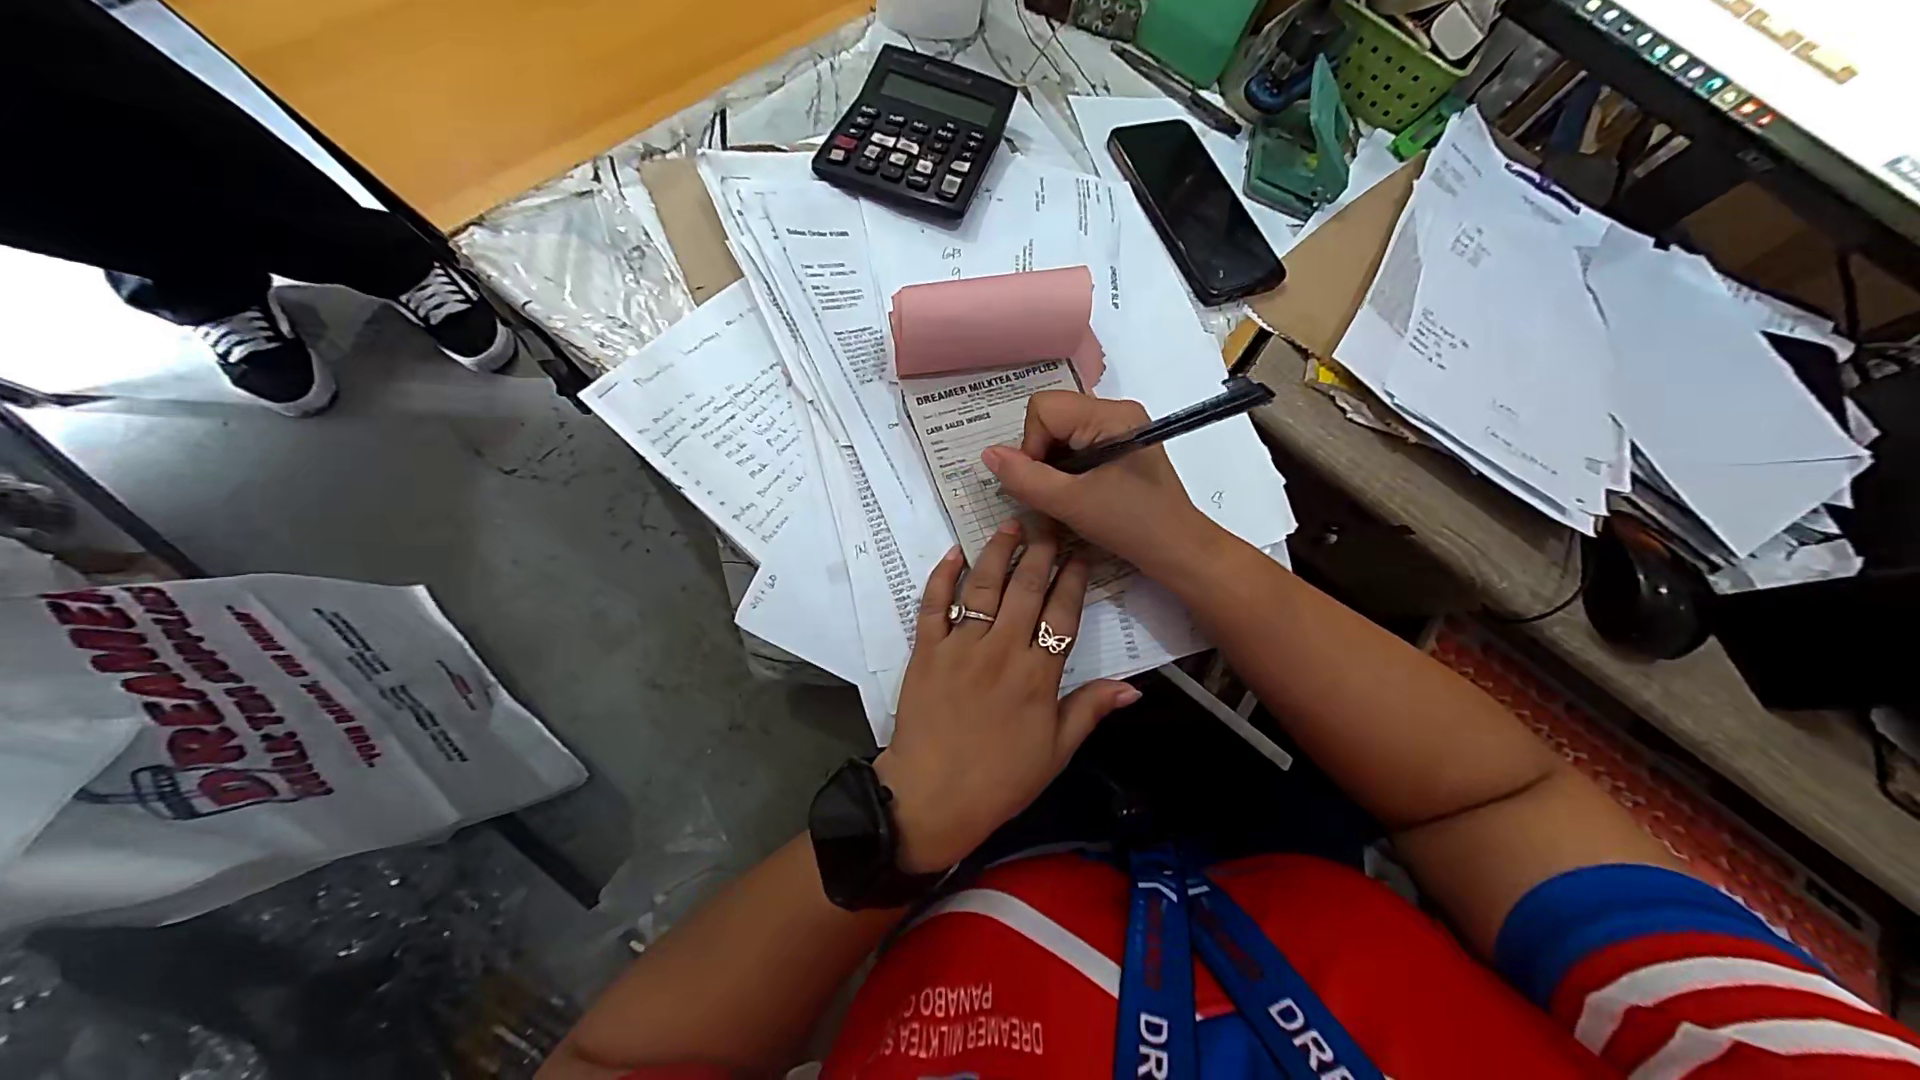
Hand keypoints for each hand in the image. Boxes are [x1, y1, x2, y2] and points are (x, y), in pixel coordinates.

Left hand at [876, 519, 1140, 873]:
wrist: (932, 797)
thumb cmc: (999, 779)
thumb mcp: (1055, 752)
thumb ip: (1090, 711)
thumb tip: (1132, 687)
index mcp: (1038, 676)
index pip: (1062, 614)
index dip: (1074, 579)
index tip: (1081, 551)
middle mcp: (1002, 651)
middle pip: (1026, 590)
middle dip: (1042, 551)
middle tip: (1051, 521)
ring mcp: (961, 648)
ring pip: (983, 588)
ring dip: (998, 553)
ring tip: (1011, 525)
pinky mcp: (927, 652)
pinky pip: (933, 606)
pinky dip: (943, 577)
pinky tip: (954, 553)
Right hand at [980, 391, 1222, 578]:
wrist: (1177, 549)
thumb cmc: (1131, 524)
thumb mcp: (1071, 504)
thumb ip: (1025, 478)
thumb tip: (989, 454)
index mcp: (1110, 415)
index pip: (1044, 409)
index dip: (1031, 445)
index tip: (1043, 483)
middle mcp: (1116, 411)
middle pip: (1051, 417)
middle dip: (1042, 456)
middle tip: (1056, 492)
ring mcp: (1120, 427)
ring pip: (1060, 433)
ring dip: (1053, 465)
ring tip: (1068, 495)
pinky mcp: (1120, 445)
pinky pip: (1076, 445)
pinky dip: (1066, 469)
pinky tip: (1077, 493)